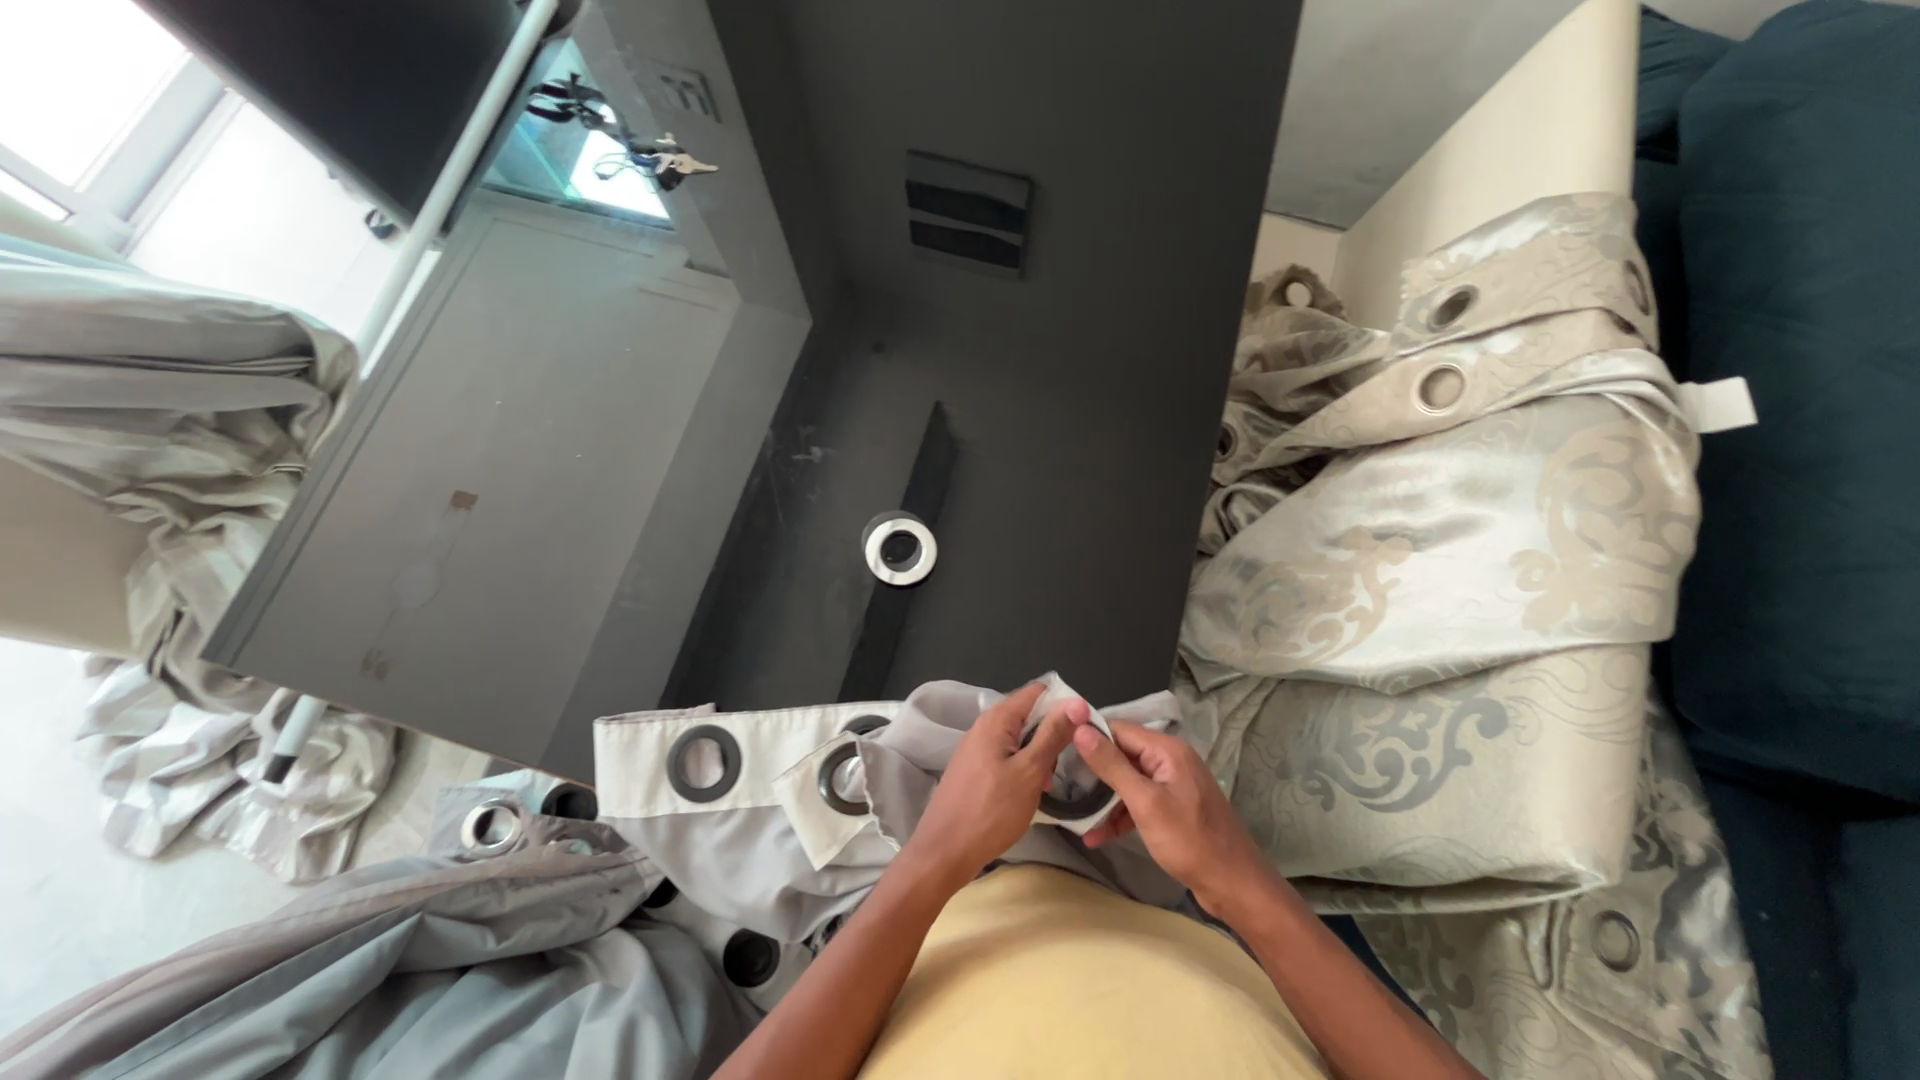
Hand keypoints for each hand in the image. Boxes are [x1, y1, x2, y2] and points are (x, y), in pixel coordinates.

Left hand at [900, 682, 1082, 891]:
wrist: (945, 851)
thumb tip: (1076, 702)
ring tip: (1044, 785)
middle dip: (1052, 735)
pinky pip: (1008, 757)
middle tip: (1060, 767)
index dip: (1064, 706)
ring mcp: (978, 748)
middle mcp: (984, 726)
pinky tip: (1029, 793)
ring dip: (1039, 757)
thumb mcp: (1030, 771)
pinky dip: (1023, 769)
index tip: (1083, 731)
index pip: (1038, 692)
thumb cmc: (991, 811)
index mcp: (997, 719)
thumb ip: (1053, 734)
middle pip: (1030, 715)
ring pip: (1021, 739)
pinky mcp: (976, 769)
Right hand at [1072, 717, 1278, 916]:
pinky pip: (1138, 802)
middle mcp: (1170, 760)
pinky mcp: (1173, 808)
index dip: (1088, 737)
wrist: (1233, 885)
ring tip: (1074, 815)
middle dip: (1092, 771)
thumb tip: (1080, 729)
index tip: (1057, 751)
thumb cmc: (1189, 841)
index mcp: (1167, 750)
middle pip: (1121, 754)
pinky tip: (1097, 837)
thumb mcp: (1145, 802)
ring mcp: (1172, 785)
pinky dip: (1119, 816)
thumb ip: (1112, 765)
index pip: (1118, 729)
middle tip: (1060, 784)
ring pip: (1127, 781)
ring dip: (1103, 799)